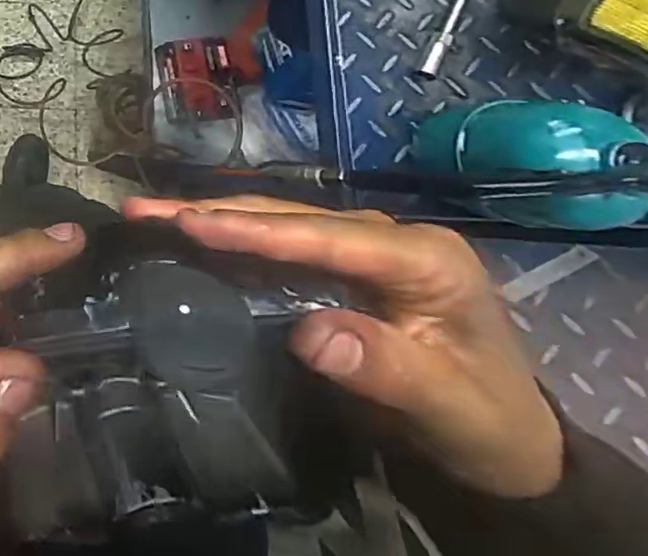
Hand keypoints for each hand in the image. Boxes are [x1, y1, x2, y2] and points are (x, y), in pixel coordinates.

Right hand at [126, 195, 562, 498]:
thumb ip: (387, 367)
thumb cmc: (484, 424)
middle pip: (286, 216)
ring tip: (148, 213)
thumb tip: (309, 335)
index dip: (252, 230)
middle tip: (142, 210)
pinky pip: (275, 243)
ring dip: (209, 217)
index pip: (322, 236)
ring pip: (273, 220)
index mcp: (422, 256)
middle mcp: (385, 235)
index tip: (189, 224)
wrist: (506, 437)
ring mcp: (359, 244)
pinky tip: (187, 235)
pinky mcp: (338, 261)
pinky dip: (227, 239)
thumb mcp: (450, 407)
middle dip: (211, 212)